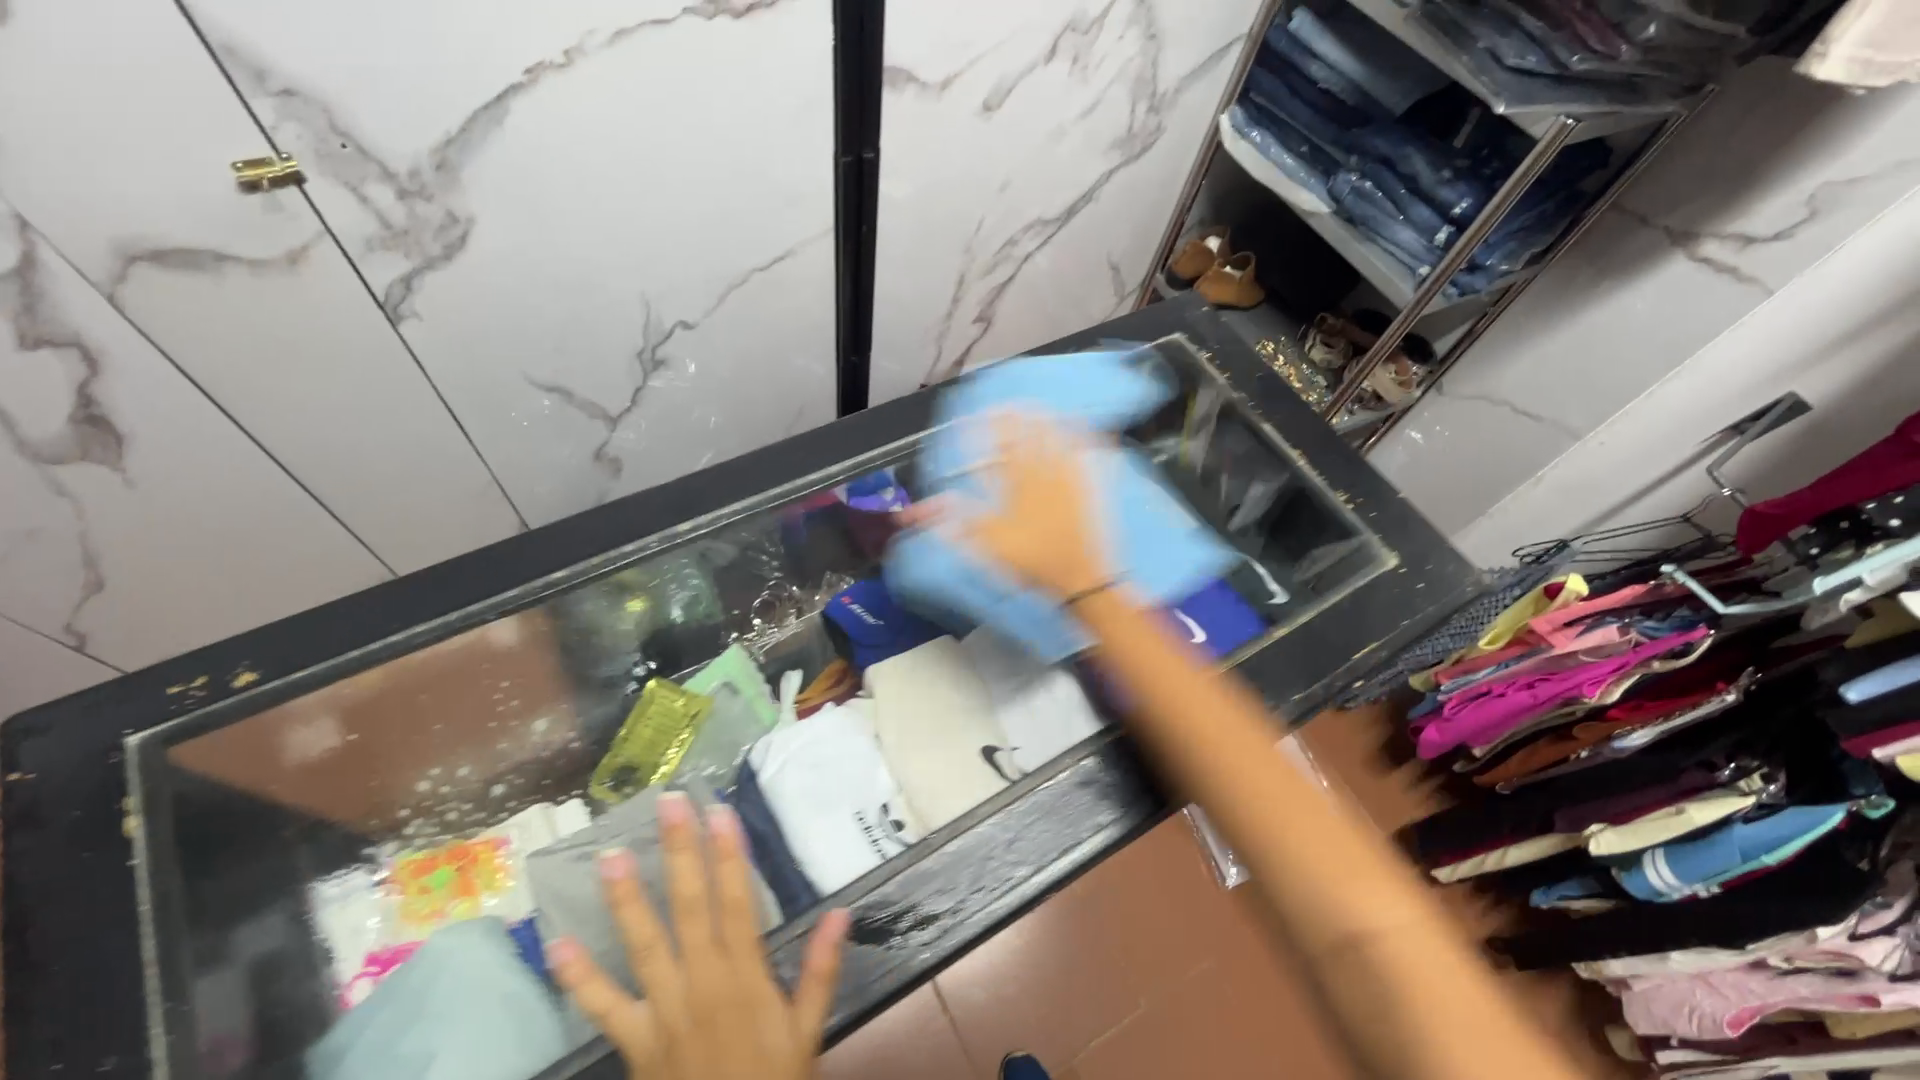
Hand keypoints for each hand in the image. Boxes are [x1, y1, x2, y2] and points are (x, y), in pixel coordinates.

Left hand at [547, 792, 851, 1079]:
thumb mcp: (808, 1031)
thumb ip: (820, 970)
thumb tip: (840, 913)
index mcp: (745, 976)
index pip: (736, 902)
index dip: (728, 855)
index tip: (719, 812)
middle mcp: (702, 982)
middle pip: (689, 907)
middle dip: (680, 853)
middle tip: (667, 805)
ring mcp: (664, 1010)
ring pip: (644, 944)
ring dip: (628, 899)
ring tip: (611, 856)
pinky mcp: (635, 1039)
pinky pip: (603, 1007)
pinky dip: (580, 978)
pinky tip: (558, 945)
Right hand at [906, 411, 1113, 598]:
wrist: (1081, 576)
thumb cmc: (1036, 562)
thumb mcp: (990, 544)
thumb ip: (960, 521)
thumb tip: (932, 506)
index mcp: (1018, 483)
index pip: (997, 445)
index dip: (984, 428)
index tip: (973, 420)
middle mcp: (1044, 472)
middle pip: (1028, 433)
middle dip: (1014, 416)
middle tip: (1004, 407)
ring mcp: (1070, 476)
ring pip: (1056, 435)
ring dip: (1043, 419)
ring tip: (1035, 408)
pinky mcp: (1089, 485)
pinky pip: (1088, 450)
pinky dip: (1082, 433)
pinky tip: (1082, 425)